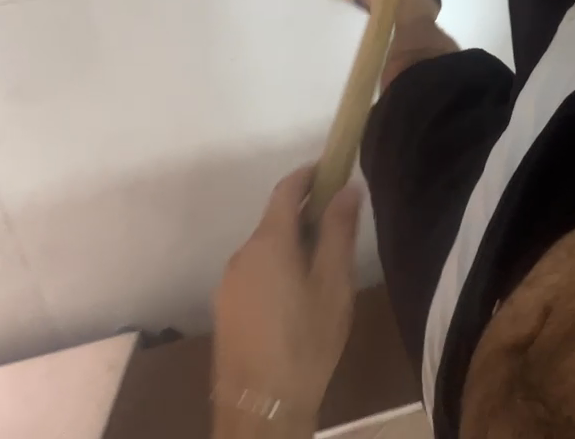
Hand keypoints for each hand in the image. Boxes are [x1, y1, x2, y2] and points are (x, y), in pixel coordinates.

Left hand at [213, 166, 361, 435]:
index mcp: (268, 243)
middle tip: (342, 221)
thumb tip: (347, 187)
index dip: (310, 173)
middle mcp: (242, 255)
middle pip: (276, 219)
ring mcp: (229, 284)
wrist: (261, 409)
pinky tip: (301, 292)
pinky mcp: (227, 309)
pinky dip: (280, 265)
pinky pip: (256, 270)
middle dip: (308, 211)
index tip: (334, 166)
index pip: (287, 190)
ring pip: (266, 247)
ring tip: (327, 263)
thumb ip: (339, 230)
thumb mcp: (334, 283)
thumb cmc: (306, 340)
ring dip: (294, 241)